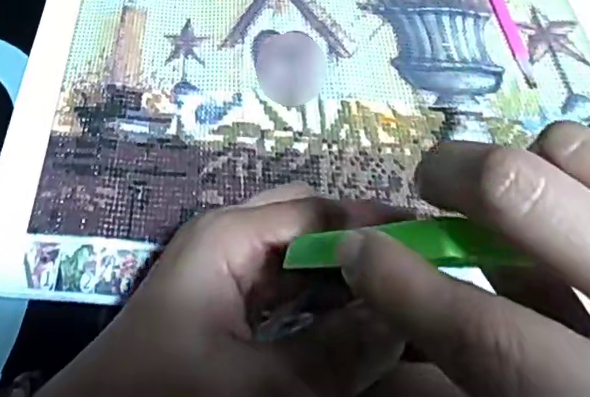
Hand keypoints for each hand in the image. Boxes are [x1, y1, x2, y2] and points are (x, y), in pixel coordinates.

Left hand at [41, 183, 404, 396]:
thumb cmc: (161, 396)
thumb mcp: (253, 386)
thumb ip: (330, 355)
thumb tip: (402, 316)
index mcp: (229, 235)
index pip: (316, 211)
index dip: (372, 224)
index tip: (428, 241)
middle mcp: (229, 240)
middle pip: (309, 227)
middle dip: (360, 248)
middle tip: (416, 271)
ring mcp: (223, 274)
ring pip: (298, 263)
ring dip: (343, 280)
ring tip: (395, 297)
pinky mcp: (220, 308)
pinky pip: (282, 295)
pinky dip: (319, 307)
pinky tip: (352, 326)